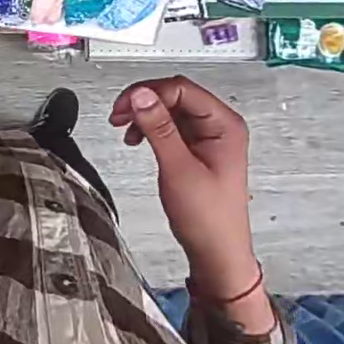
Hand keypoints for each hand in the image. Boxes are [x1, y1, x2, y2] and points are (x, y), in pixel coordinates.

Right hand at [110, 76, 271, 332]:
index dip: (150, 92)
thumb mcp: (178, 168)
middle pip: (175, 95)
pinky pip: (170, 126)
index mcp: (225, 124)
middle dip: (144, 101)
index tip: (124, 105)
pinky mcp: (197, 149)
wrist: (217, 254)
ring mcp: (208, 137)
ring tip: (124, 126)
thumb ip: (159, 128)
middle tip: (118, 114)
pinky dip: (150, 128)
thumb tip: (141, 95)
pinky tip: (137, 138)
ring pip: (170, 109)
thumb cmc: (208, 219)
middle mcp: (219, 125)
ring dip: (144, 114)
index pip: (182, 89)